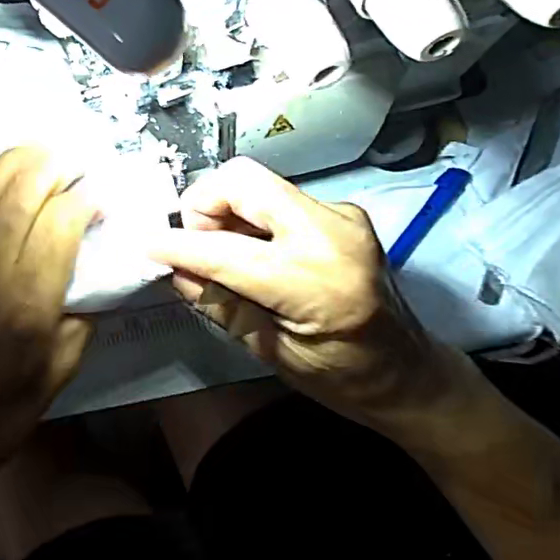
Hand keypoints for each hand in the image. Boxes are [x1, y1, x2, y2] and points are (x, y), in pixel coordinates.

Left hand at [0, 147, 97, 559]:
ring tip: (33, 151)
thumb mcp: (66, 363)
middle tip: (68, 160)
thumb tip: (93, 260)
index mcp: (29, 300)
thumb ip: (84, 307)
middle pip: (20, 195)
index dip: (83, 199)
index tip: (96, 195)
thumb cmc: (9, 406)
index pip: (60, 223)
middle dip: (50, 167)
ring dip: (8, 162)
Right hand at [145, 157, 484, 438]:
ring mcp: (340, 213)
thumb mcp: (269, 353)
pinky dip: (250, 218)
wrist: (411, 375)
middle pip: (241, 180)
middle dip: (202, 206)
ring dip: (225, 211)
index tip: (148, 246)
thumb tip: (177, 269)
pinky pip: (276, 198)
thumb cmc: (343, 380)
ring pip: (256, 182)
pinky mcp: (340, 210)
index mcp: (317, 282)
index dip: (178, 247)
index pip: (226, 250)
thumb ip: (219, 303)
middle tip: (195, 246)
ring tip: (225, 253)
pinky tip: (257, 252)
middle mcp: (331, 231)